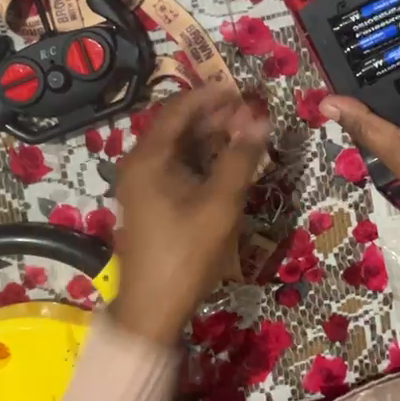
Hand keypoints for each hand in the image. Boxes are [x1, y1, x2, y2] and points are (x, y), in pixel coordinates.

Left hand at [110, 83, 269, 344]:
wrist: (152, 310)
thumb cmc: (185, 253)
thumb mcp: (220, 203)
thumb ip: (241, 156)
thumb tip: (260, 117)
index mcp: (148, 158)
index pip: (178, 108)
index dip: (211, 95)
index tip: (242, 91)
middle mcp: (139, 163)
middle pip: (177, 125)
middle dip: (214, 115)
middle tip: (250, 113)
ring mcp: (142, 183)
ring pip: (178, 146)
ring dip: (210, 136)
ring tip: (244, 133)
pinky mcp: (150, 201)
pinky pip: (176, 165)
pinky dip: (202, 157)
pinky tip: (227, 162)